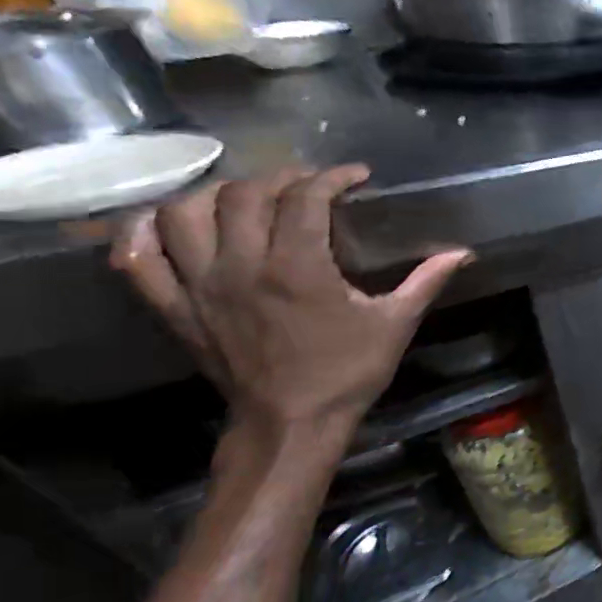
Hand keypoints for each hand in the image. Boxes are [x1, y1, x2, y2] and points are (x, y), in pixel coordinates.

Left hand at [112, 165, 472, 430]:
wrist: (289, 425)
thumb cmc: (346, 373)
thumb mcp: (394, 325)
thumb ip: (425, 281)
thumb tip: (463, 252)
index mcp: (297, 268)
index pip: (304, 197)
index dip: (331, 177)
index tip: (355, 176)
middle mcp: (240, 267)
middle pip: (244, 194)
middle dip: (280, 178)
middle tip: (308, 186)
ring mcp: (199, 287)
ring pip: (185, 213)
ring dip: (215, 194)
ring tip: (246, 198)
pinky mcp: (174, 309)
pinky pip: (138, 259)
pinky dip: (144, 233)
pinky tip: (169, 222)